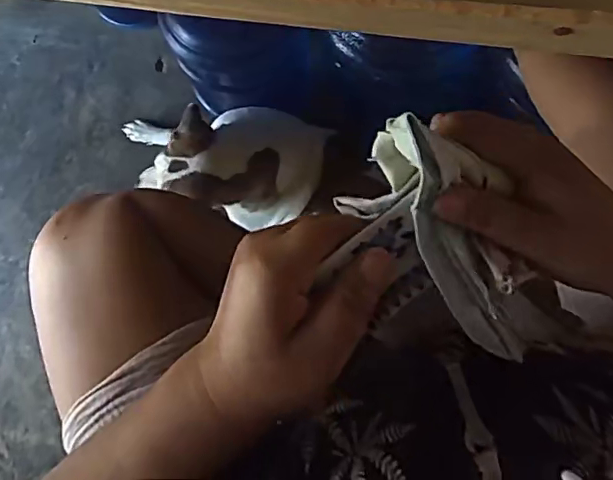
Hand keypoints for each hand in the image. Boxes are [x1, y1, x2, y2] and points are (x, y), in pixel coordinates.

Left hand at [186, 215, 395, 430]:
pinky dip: (314, 259)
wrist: (221, 385)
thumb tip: (382, 255)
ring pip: (306, 233)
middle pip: (316, 227)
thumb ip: (351, 301)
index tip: (391, 259)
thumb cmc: (272, 378)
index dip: (361, 235)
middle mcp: (259, 241)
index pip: (326, 226)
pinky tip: (322, 294)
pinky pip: (293, 243)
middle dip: (349, 247)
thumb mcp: (321, 352)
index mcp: (274, 262)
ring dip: (332, 254)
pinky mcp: (251, 254)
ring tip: (350, 294)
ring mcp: (252, 244)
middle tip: (376, 285)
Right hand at [430, 111, 612, 304]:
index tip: (411, 169)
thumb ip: (489, 216)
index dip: (431, 140)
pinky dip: (474, 172)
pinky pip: (490, 156)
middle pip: (465, 130)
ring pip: (476, 143)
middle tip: (423, 188)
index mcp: (527, 150)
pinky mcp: (536, 165)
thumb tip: (434, 197)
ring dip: (456, 165)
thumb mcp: (538, 242)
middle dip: (439, 154)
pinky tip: (475, 201)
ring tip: (444, 197)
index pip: (463, 124)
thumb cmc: (593, 252)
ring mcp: (532, 149)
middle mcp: (526, 139)